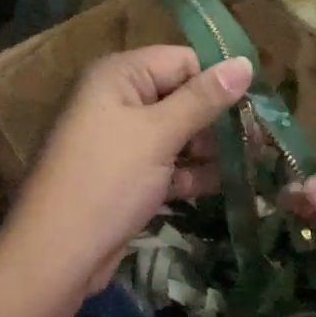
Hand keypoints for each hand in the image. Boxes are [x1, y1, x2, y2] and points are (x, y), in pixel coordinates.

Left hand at [0, 47, 252, 292]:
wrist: (55, 256)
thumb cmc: (107, 180)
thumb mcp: (159, 135)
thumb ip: (203, 99)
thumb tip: (246, 62)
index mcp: (119, 74)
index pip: (182, 61)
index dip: (218, 81)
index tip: (257, 108)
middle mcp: (118, 98)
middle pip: (182, 96)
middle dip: (218, 120)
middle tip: (260, 144)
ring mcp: (121, 138)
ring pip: (177, 133)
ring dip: (211, 150)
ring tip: (254, 166)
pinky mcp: (125, 174)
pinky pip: (166, 162)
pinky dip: (191, 173)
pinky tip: (228, 187)